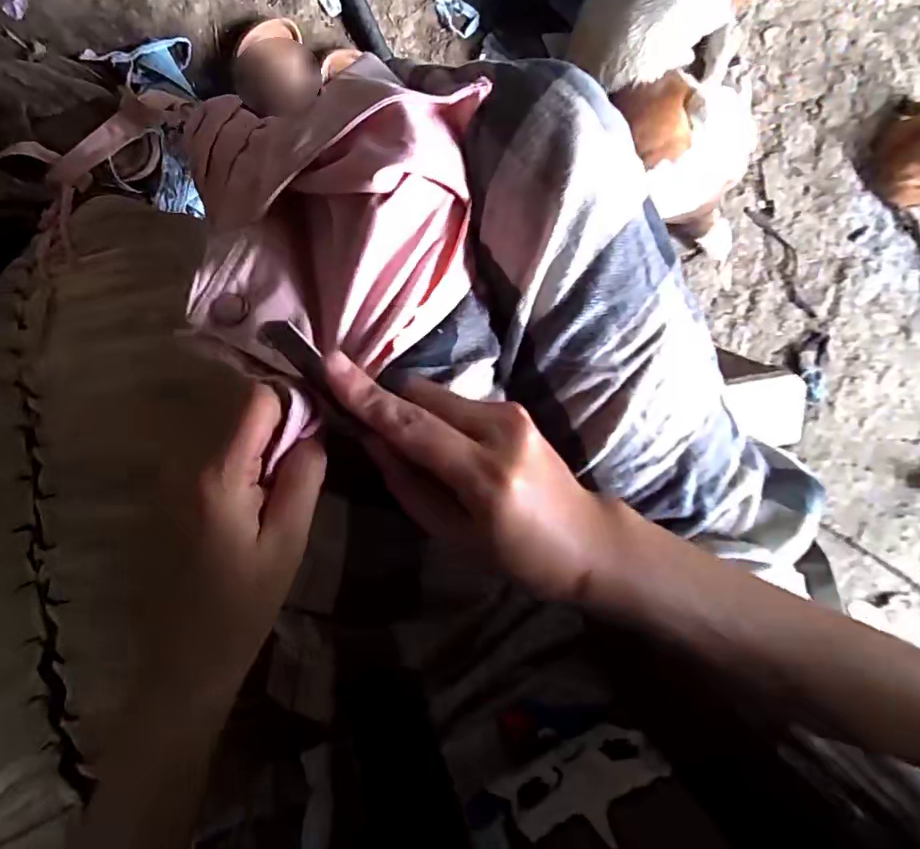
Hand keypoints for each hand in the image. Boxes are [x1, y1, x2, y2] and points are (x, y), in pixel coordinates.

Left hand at [136, 380, 325, 699]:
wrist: (183, 662)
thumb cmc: (242, 606)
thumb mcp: (288, 542)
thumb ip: (303, 477)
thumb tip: (313, 430)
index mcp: (219, 473)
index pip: (257, 400)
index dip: (293, 406)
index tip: (315, 433)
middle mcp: (188, 465)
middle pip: (241, 415)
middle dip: (279, 431)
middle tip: (302, 469)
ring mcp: (173, 481)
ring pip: (229, 437)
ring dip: (261, 451)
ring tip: (280, 492)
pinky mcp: (170, 498)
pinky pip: (214, 461)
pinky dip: (241, 468)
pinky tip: (253, 508)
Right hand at [322, 352, 621, 601]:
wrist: (589, 538)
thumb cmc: (520, 556)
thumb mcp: (455, 536)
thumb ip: (408, 484)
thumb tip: (372, 440)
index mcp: (485, 474)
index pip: (412, 426)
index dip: (367, 396)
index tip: (330, 364)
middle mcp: (500, 429)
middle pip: (420, 396)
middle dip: (387, 404)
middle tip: (365, 428)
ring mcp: (511, 412)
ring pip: (436, 396)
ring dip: (414, 416)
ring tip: (425, 459)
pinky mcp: (515, 407)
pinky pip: (456, 403)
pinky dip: (438, 420)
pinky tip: (450, 452)